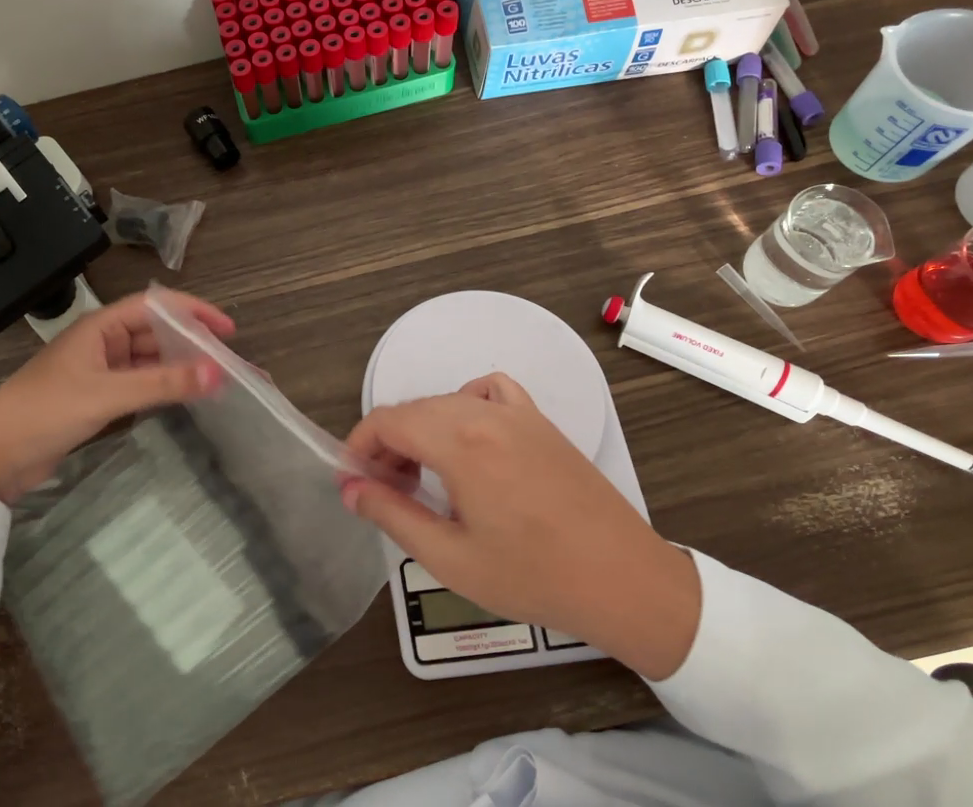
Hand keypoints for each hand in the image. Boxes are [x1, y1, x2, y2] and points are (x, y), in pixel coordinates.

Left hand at [0, 290, 232, 501]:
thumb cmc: (44, 413)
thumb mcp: (106, 395)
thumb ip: (162, 384)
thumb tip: (218, 373)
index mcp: (100, 327)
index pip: (156, 306)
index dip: (193, 313)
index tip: (228, 330)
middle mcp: (103, 343)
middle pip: (157, 334)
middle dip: (194, 345)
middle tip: (233, 363)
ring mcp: (100, 372)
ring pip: (151, 362)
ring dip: (182, 368)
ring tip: (219, 382)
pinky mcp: (98, 400)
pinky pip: (141, 386)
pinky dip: (164, 389)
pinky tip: (187, 398)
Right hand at [340, 373, 700, 678]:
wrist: (621, 580)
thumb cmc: (532, 576)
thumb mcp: (449, 557)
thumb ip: (392, 515)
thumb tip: (351, 489)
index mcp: (460, 443)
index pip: (388, 420)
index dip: (358, 446)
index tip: (351, 481)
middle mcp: (487, 414)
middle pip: (415, 409)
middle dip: (386, 444)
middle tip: (381, 491)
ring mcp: (520, 415)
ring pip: (448, 402)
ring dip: (422, 430)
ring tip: (420, 476)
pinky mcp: (542, 424)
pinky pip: (492, 393)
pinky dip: (467, 406)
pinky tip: (468, 443)